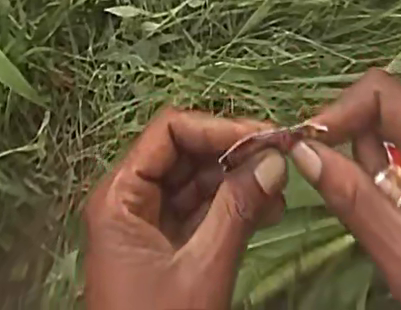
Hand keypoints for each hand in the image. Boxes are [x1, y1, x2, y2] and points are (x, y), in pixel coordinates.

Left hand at [84, 108, 288, 309]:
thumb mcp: (201, 272)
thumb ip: (237, 210)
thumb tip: (276, 158)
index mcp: (120, 194)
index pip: (169, 132)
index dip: (217, 127)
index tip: (263, 136)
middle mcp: (130, 198)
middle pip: (184, 152)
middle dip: (233, 152)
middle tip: (280, 156)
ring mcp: (147, 223)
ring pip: (196, 180)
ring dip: (238, 178)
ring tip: (280, 185)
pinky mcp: (164, 247)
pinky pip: (200, 210)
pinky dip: (232, 206)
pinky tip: (268, 208)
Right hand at [292, 70, 400, 309]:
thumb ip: (352, 198)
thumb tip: (301, 149)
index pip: (380, 92)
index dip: (338, 111)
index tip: (306, 145)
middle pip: (380, 107)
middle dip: (347, 138)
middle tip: (327, 181)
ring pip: (384, 132)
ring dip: (364, 165)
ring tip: (375, 213)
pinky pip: (398, 156)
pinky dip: (379, 178)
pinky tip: (389, 215)